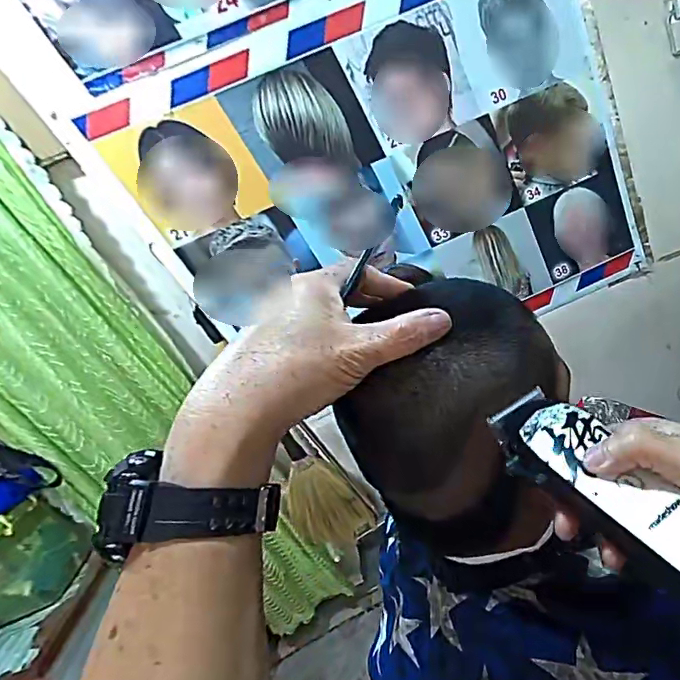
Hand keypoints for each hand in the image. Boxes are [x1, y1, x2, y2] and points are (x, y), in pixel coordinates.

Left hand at [178, 265, 449, 442]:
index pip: (360, 269)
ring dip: (347, 321)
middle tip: (395, 320)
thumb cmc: (295, 369)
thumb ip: (405, 334)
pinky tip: (335, 364)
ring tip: (370, 344)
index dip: (391, 283)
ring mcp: (270, 318)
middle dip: (370, 302)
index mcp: (312, 285)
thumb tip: (441, 318)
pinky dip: (327, 339)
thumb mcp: (361, 350)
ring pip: (321, 312)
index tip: (412, 300)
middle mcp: (287, 294)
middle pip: (340, 289)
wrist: (237, 410)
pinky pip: (305, 331)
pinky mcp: (262, 345)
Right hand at [579, 419, 679, 561]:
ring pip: (618, 514)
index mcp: (655, 439)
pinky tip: (622, 561)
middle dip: (583, 505)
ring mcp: (663, 500)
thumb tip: (588, 460)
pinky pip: (637, 537)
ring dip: (602, 532)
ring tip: (605, 552)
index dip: (577, 462)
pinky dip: (625, 548)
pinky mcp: (671, 530)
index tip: (558, 487)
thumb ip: (638, 449)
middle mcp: (654, 467)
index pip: (604, 445)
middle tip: (567, 528)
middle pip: (604, 483)